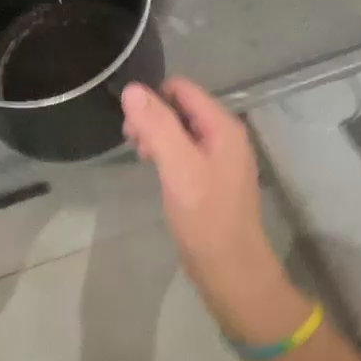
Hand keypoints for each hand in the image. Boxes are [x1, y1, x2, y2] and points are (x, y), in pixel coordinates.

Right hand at [122, 78, 305, 339]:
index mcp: (222, 127)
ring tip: (140, 157)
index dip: (152, 97)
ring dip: (155, 136)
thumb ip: (157, 126)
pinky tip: (153, 170)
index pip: (182, 89)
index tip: (130, 122)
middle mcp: (224, 136)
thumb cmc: (206, 217)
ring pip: (178, 130)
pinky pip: (182, 151)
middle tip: (133, 144)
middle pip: (179, 107)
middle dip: (151, 118)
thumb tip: (131, 89)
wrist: (230, 271)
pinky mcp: (209, 178)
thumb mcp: (178, 167)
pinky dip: (164, 153)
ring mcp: (218, 158)